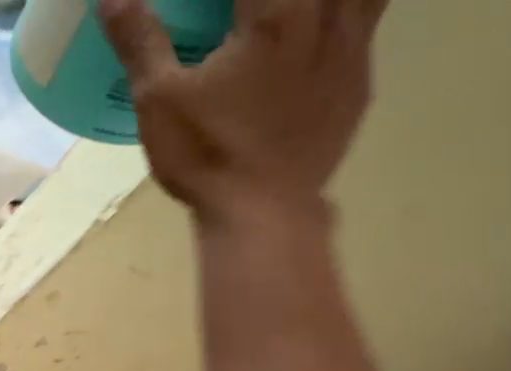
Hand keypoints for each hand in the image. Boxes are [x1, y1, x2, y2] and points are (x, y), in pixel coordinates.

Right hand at [100, 0, 388, 223]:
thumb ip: (141, 43)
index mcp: (277, 15)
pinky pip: (369, 25)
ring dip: (319, 1)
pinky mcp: (359, 81)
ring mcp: (354, 49)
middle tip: (242, 14)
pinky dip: (345, 17)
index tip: (207, 3)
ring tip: (287, 17)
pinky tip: (317, 36)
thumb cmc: (205, 154)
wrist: (261, 210)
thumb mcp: (158, 101)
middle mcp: (328, 17)